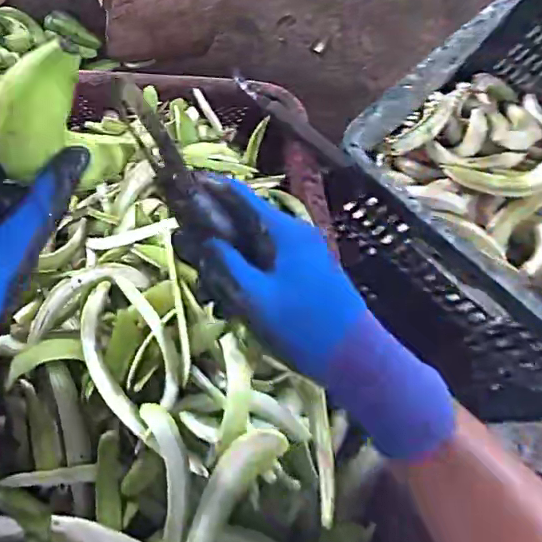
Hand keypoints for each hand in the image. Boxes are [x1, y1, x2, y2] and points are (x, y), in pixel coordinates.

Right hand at [203, 177, 456, 458]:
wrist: (358, 359)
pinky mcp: (306, 270)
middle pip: (244, 218)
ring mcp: (302, 252)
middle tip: (186, 239)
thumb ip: (226, 263)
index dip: (210, 186)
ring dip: (229, 255)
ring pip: (254, 242)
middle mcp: (294, 233)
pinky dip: (246, 269)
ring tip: (207, 278)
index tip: (183, 182)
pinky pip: (267, 259)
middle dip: (214, 228)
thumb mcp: (254, 297)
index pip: (240, 195)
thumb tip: (202, 238)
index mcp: (283, 231)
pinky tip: (232, 296)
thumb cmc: (304, 327)